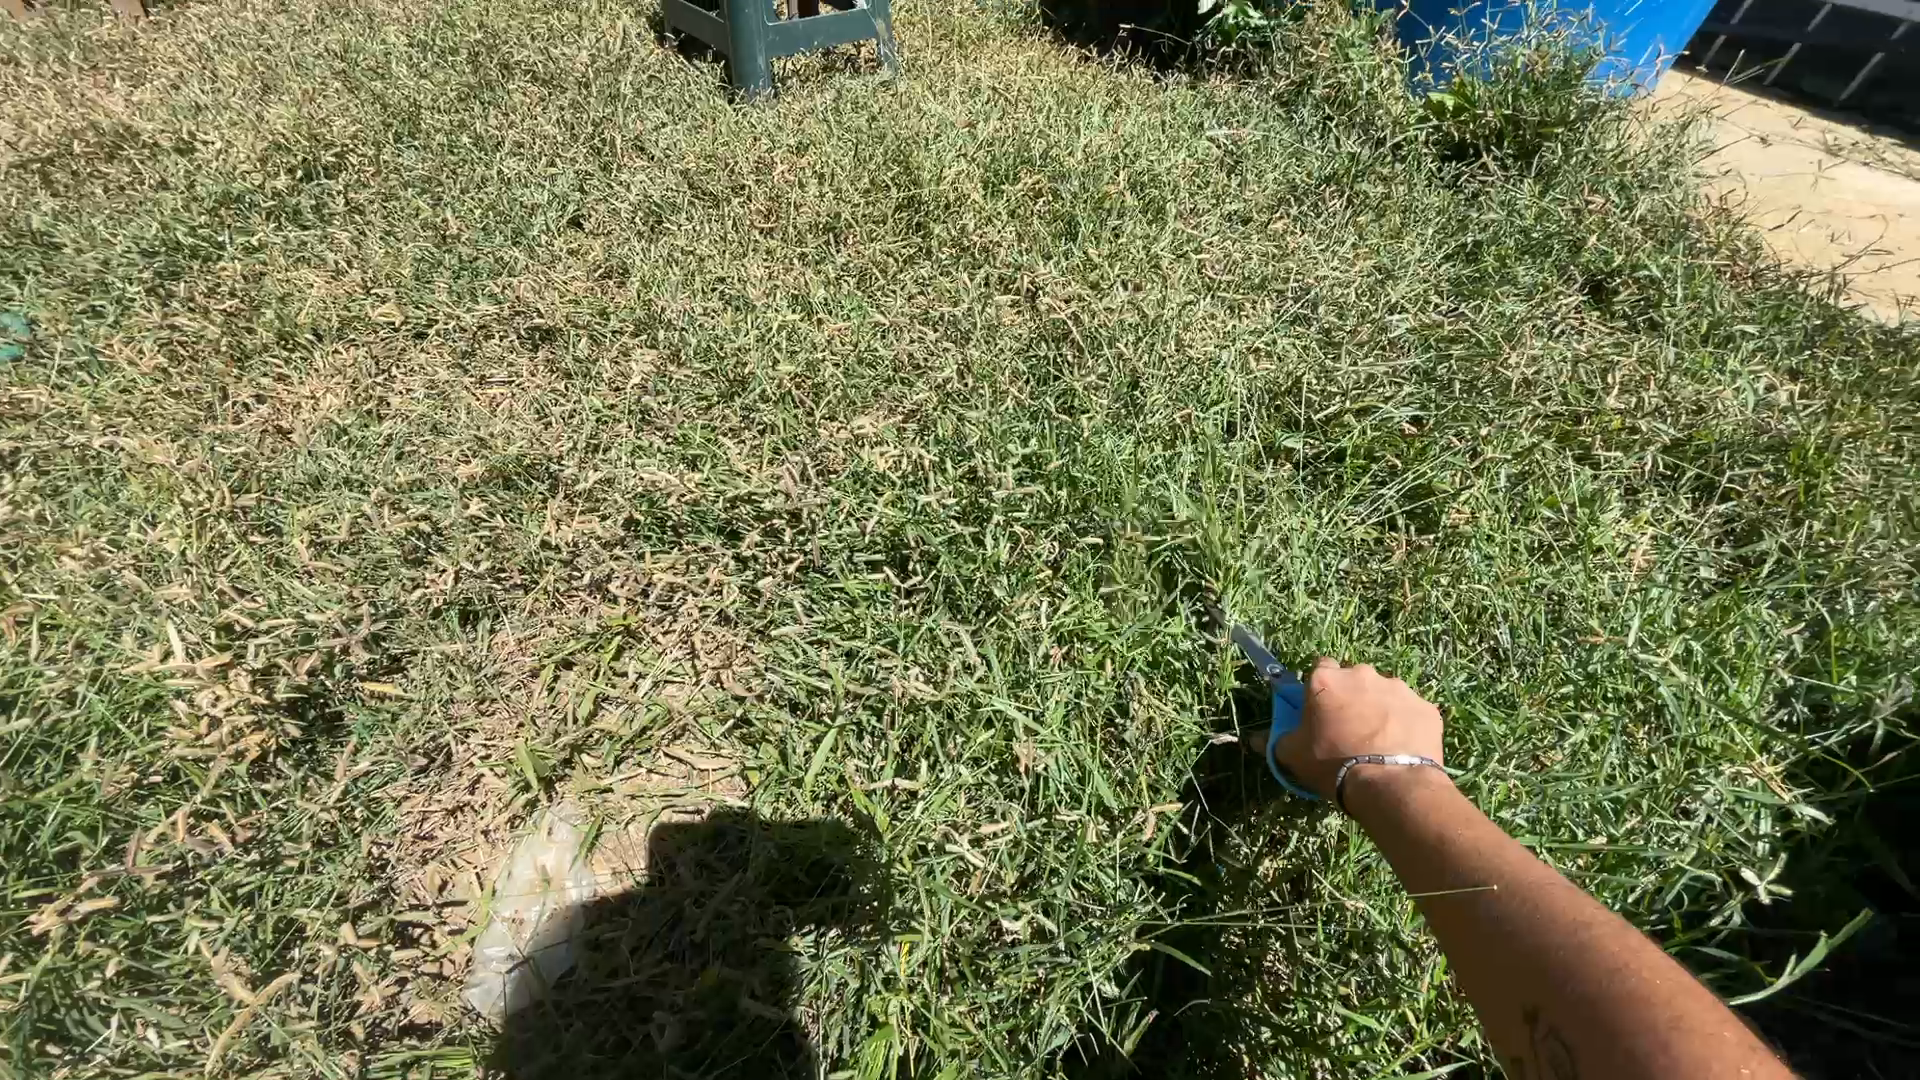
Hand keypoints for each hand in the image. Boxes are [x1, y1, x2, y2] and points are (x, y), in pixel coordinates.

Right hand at [1273, 658, 1444, 799]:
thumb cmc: (1333, 763)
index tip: (1320, 708)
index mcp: (1325, 679)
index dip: (1320, 688)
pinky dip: (1405, 723)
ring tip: (1379, 740)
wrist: (1392, 785)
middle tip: (1349, 726)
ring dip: (1379, 708)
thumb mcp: (1293, 755)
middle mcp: (1361, 674)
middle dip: (1351, 696)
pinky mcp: (1425, 707)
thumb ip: (1274, 741)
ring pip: (1384, 693)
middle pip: (1353, 678)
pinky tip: (1401, 746)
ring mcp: (1397, 688)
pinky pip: (1410, 711)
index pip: (1319, 667)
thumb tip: (1254, 740)